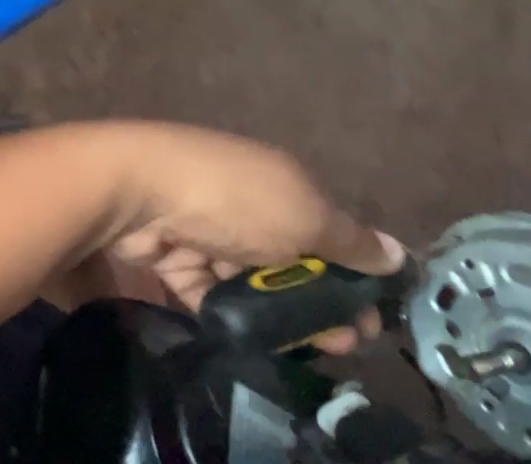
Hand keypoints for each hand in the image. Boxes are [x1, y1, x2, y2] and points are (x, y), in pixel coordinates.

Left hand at [60, 124, 404, 352]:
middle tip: (341, 345)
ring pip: (249, 281)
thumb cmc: (231, 196)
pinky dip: (229, 314)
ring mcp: (203, 229)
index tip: (371, 320)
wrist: (134, 192)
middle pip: (288, 259)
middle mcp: (240, 201)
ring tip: (306, 350)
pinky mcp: (169, 257)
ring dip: (278, 314)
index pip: (324, 229)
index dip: (351, 274)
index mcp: (277, 180)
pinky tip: (254, 342)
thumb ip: (348, 240)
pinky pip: (208, 293)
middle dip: (317, 302)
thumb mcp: (304, 214)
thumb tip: (397, 252)